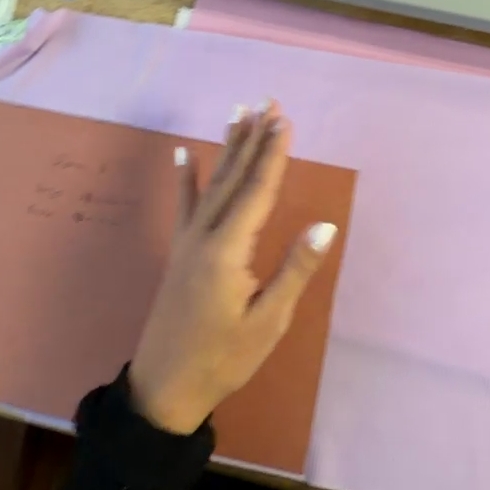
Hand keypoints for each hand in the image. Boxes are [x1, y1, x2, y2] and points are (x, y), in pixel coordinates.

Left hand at [128, 102, 338, 434]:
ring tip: (238, 112)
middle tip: (266, 101)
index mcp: (227, 250)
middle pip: (234, 176)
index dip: (273, 153)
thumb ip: (294, 270)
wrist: (163, 388)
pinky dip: (185, 176)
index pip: (257, 190)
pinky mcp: (178, 251)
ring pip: (212, 182)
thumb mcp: (268, 322)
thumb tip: (325, 225)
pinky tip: (184, 152)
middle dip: (253, 137)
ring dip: (227, 146)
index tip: (284, 119)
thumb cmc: (223, 358)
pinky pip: (184, 204)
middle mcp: (204, 234)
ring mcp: (187, 240)